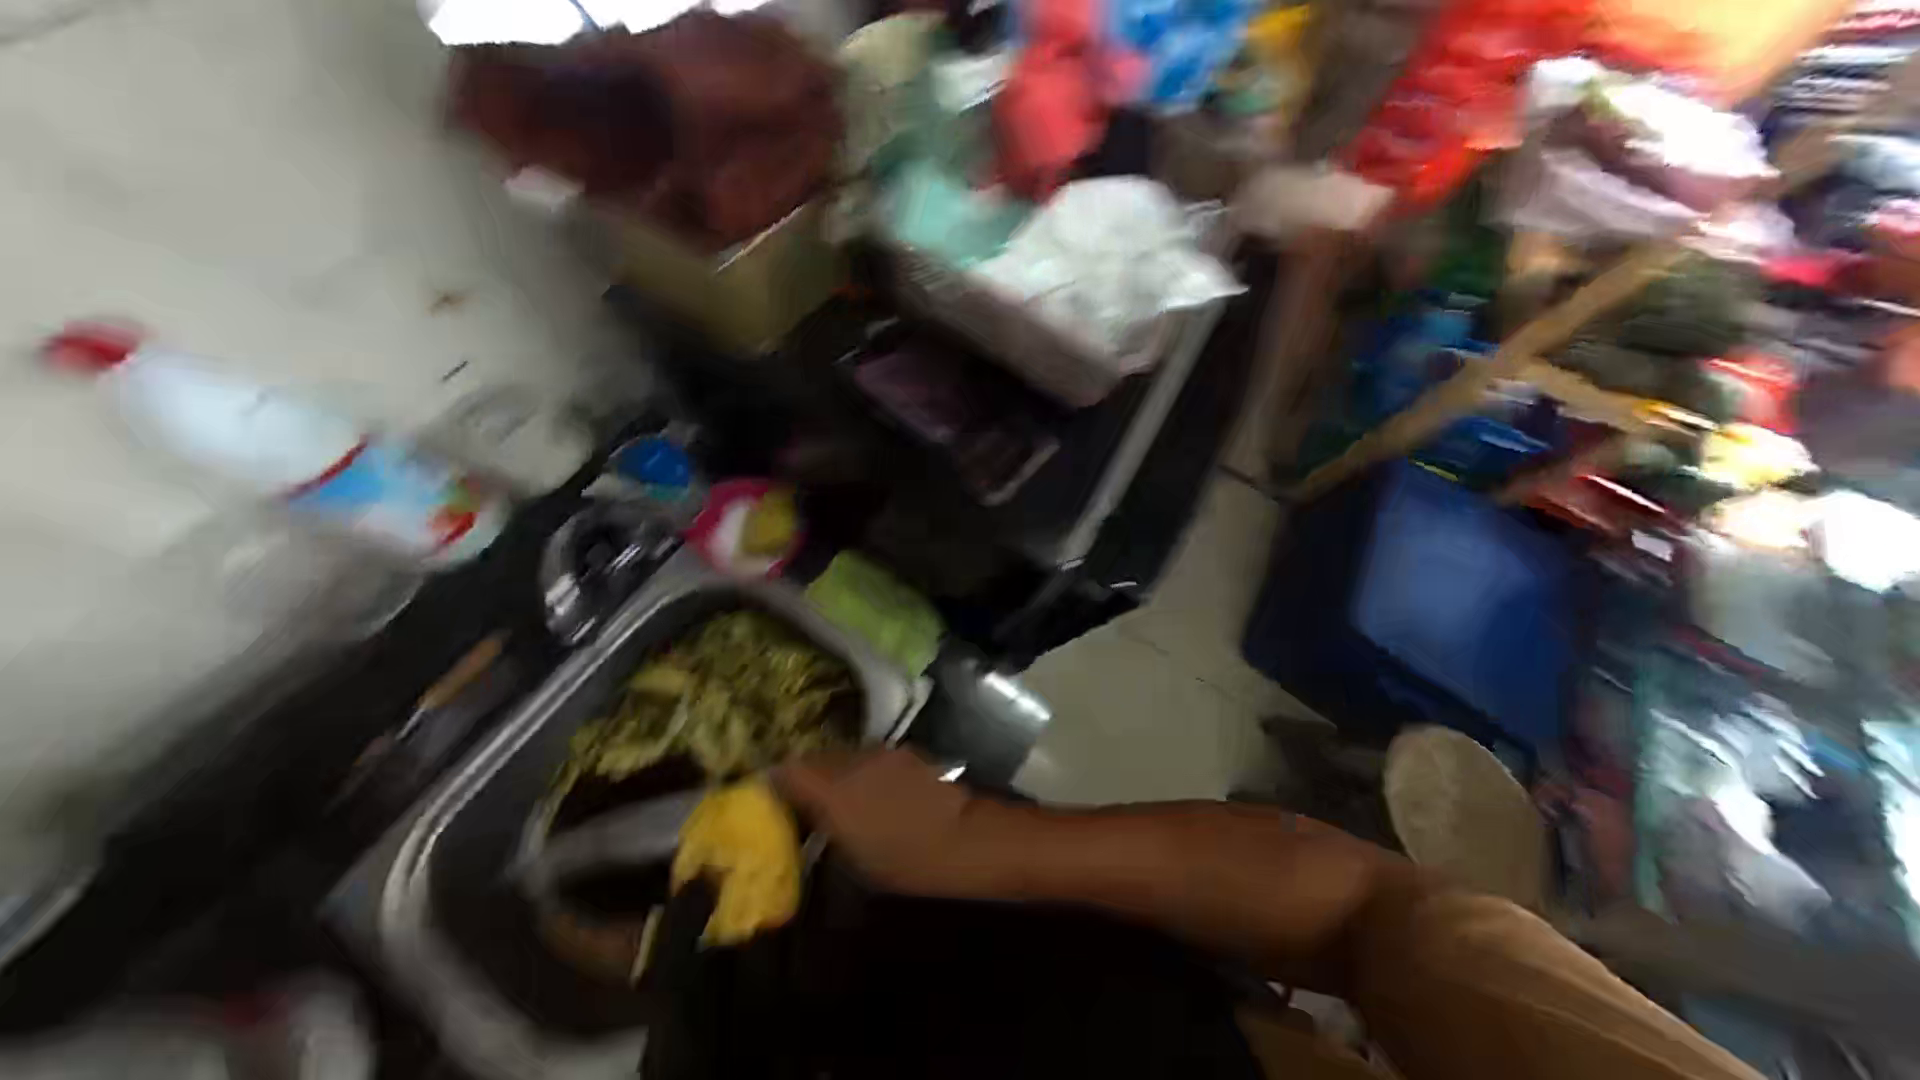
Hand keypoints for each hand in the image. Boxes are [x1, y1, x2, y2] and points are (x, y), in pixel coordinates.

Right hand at [772, 748, 1014, 898]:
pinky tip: (874, 793)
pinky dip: (862, 770)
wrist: (962, 836)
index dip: (774, 783)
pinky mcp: (904, 751)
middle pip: (814, 758)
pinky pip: (869, 757)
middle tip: (803, 801)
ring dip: (835, 771)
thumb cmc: (903, 860)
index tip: (769, 800)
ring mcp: (880, 752)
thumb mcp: (852, 859)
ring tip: (840, 798)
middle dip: (805, 775)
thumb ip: (824, 828)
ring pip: (843, 755)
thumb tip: (810, 819)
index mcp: (831, 789)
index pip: (787, 771)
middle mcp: (851, 761)